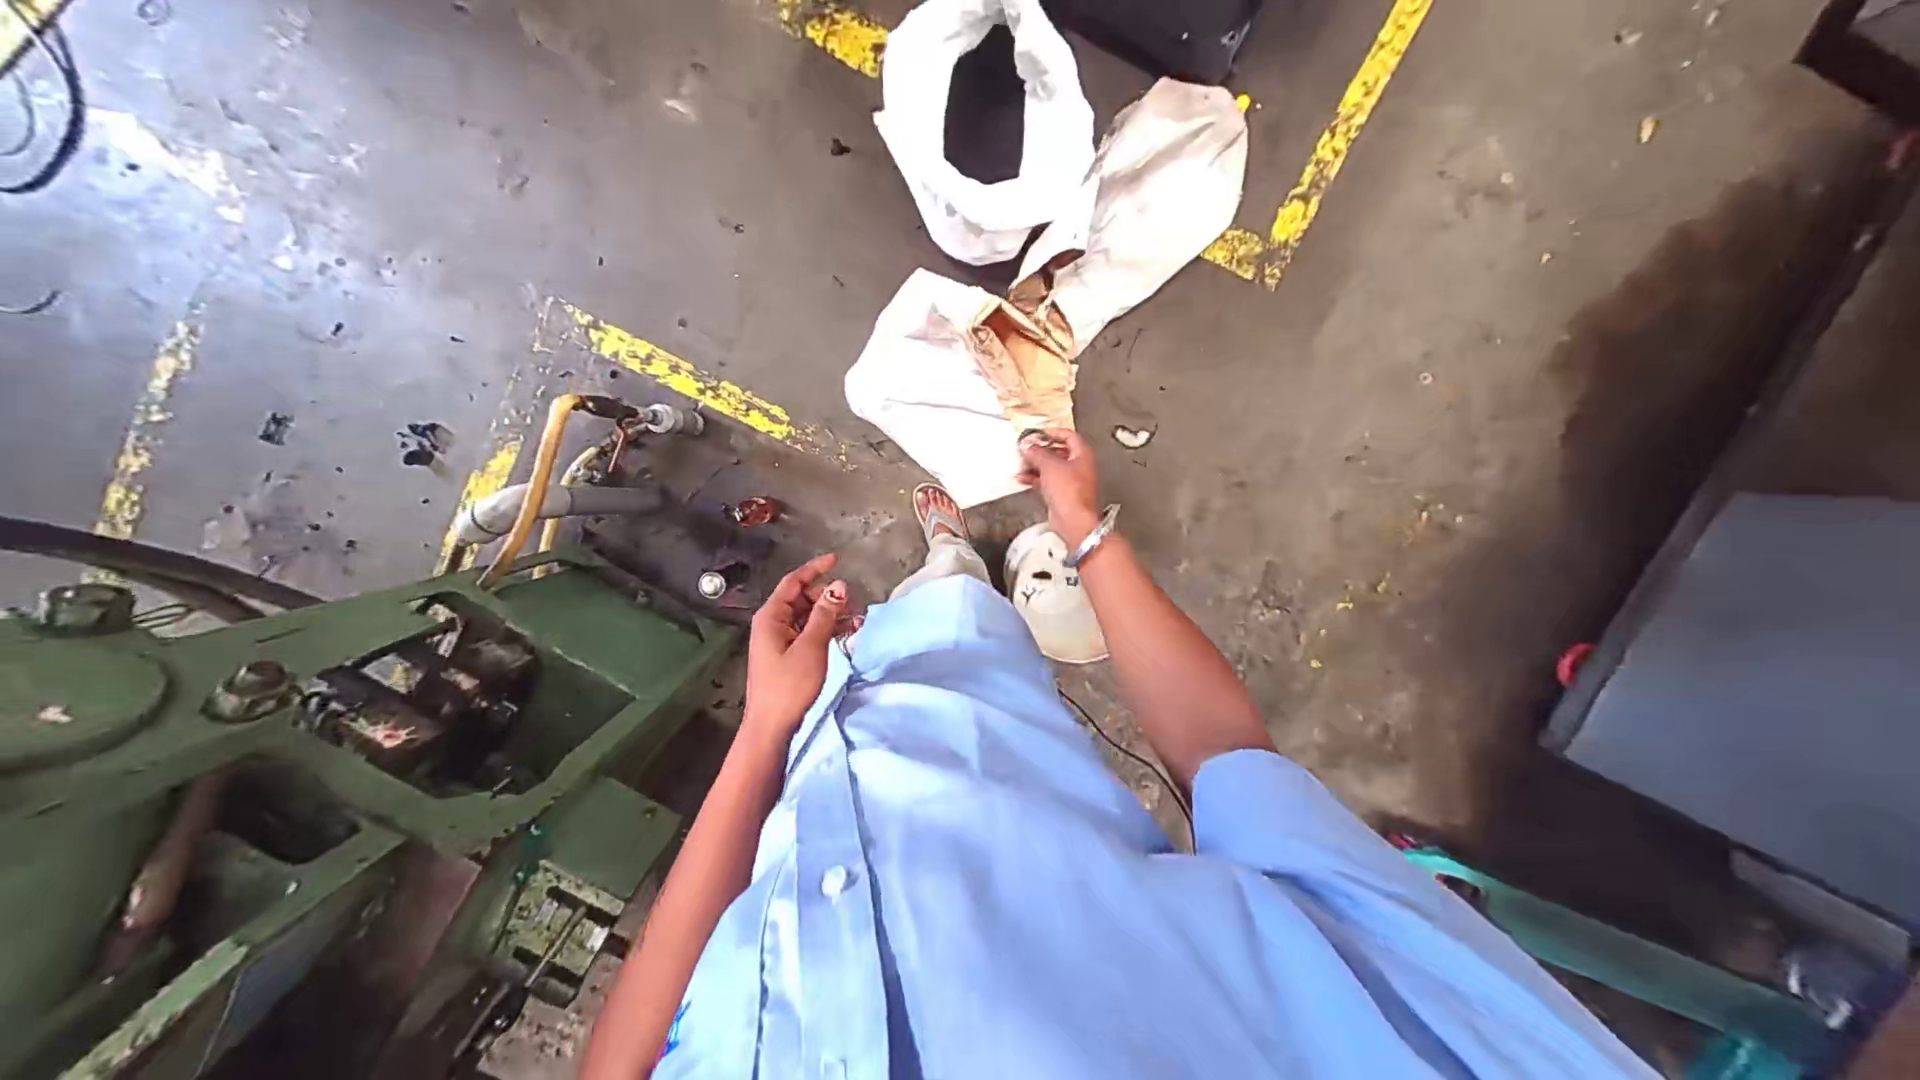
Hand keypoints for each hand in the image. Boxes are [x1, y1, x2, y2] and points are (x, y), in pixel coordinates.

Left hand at [744, 553, 847, 736]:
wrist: (772, 725)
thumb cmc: (789, 685)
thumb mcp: (811, 646)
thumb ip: (825, 614)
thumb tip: (839, 586)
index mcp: (771, 617)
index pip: (794, 582)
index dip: (815, 568)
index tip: (836, 558)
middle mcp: (772, 623)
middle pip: (802, 597)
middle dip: (828, 596)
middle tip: (852, 603)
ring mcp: (779, 639)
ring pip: (807, 615)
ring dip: (830, 614)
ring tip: (855, 619)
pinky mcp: (787, 654)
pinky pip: (808, 631)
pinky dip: (826, 629)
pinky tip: (846, 633)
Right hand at [1018, 428, 1101, 547]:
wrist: (1073, 521)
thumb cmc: (1071, 494)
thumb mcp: (1050, 465)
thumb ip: (1037, 453)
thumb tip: (1028, 446)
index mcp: (1083, 454)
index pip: (1068, 435)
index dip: (1051, 433)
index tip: (1038, 434)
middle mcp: (1079, 466)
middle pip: (1058, 452)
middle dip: (1040, 451)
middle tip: (1026, 450)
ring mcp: (1072, 481)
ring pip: (1051, 468)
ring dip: (1035, 465)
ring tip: (1021, 465)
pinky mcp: (1063, 495)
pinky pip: (1047, 481)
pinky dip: (1035, 478)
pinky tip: (1023, 478)